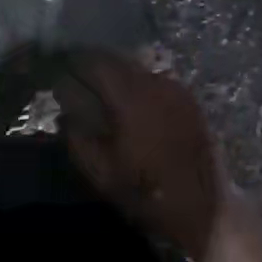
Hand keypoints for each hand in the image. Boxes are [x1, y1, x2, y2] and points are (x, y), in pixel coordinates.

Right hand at [55, 50, 224, 261]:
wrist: (201, 202)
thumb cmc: (146, 191)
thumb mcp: (102, 173)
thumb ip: (78, 138)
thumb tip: (63, 114)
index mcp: (130, 98)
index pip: (98, 63)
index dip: (77, 61)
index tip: (61, 66)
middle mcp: (154, 83)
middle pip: (120, 58)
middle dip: (96, 62)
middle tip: (78, 73)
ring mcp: (175, 86)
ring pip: (139, 66)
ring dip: (119, 69)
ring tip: (103, 84)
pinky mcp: (188, 95)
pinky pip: (157, 77)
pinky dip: (139, 80)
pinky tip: (132, 96)